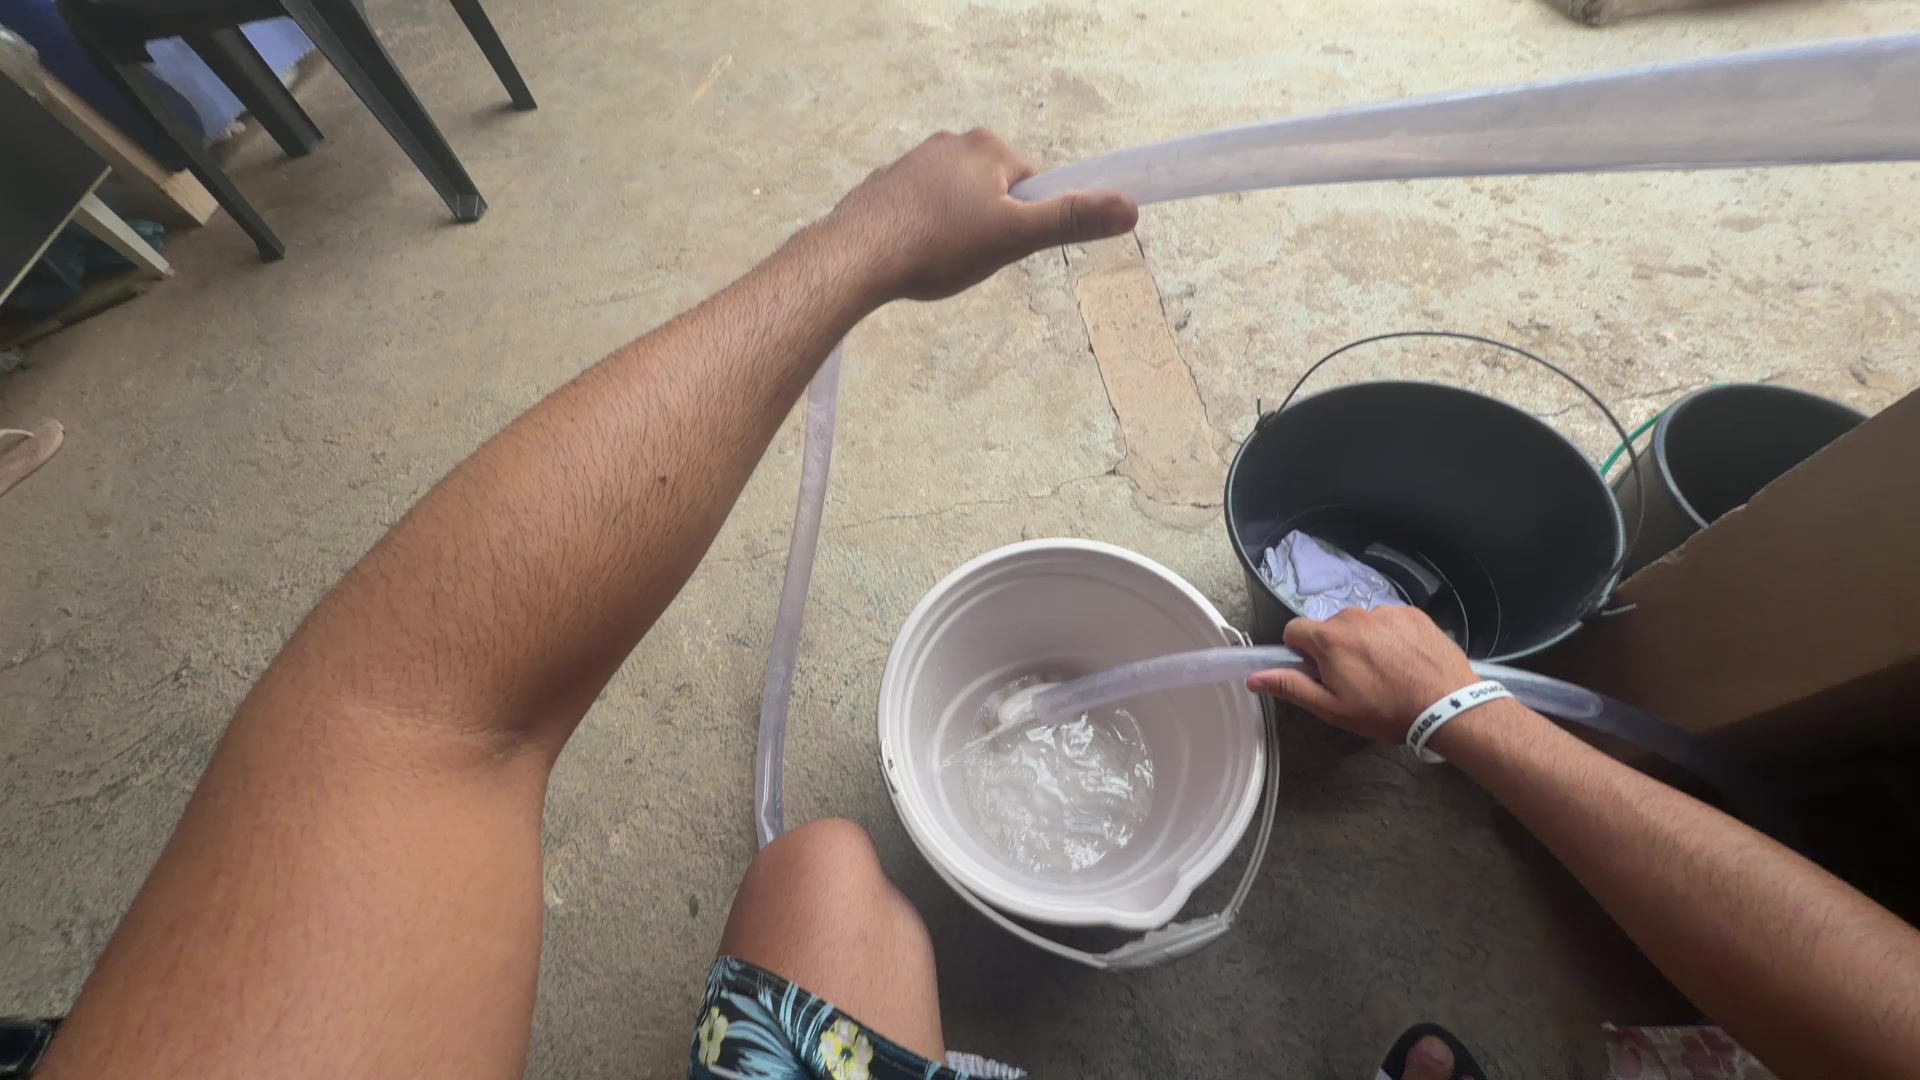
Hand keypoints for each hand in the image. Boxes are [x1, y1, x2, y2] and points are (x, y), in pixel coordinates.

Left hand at [822, 128, 1137, 302]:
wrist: (860, 255)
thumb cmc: (940, 246)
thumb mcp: (1014, 238)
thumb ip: (1070, 220)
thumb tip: (1129, 208)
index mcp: (988, 148)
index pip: (1031, 184)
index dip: (1025, 222)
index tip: (1003, 246)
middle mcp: (952, 143)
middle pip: (994, 193)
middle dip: (989, 228)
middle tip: (969, 259)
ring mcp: (916, 162)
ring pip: (957, 203)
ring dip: (956, 232)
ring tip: (938, 261)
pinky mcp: (889, 184)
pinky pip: (923, 209)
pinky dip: (925, 230)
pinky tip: (913, 255)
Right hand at [1247, 606, 1477, 743]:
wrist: (1450, 707)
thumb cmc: (1386, 712)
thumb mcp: (1332, 708)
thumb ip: (1290, 687)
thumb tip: (1252, 678)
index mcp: (1328, 638)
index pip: (1294, 630)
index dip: (1300, 652)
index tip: (1319, 672)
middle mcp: (1352, 616)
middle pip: (1328, 628)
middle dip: (1334, 648)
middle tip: (1356, 678)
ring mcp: (1385, 612)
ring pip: (1359, 623)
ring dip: (1363, 640)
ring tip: (1386, 670)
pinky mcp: (1412, 613)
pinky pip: (1389, 620)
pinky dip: (1391, 635)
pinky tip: (1406, 659)